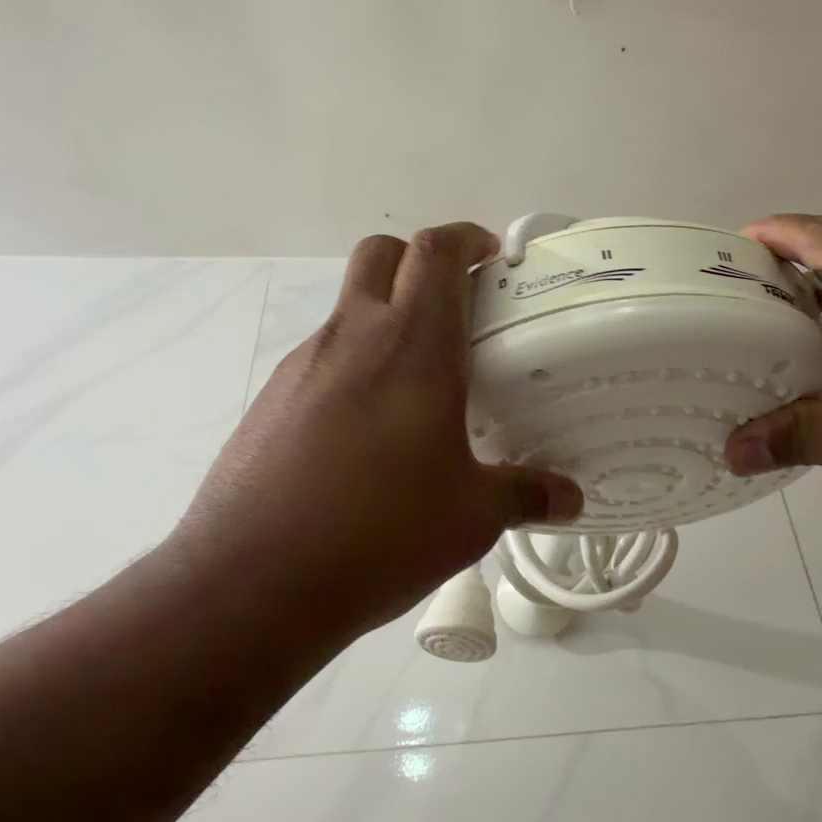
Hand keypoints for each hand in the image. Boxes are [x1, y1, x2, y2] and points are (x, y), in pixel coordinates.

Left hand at [172, 224, 582, 633]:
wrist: (252, 581)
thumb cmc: (380, 533)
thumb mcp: (471, 518)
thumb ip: (525, 495)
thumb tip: (569, 499)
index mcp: (412, 346)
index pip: (437, 252)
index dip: (467, 239)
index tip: (492, 258)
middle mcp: (352, 338)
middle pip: (381, 254)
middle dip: (419, 261)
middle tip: (456, 307)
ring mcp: (301, 367)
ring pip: (347, 309)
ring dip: (384, 320)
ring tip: (418, 387)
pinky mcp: (270, 403)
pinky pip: (320, 362)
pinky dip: (352, 370)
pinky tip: (368, 437)